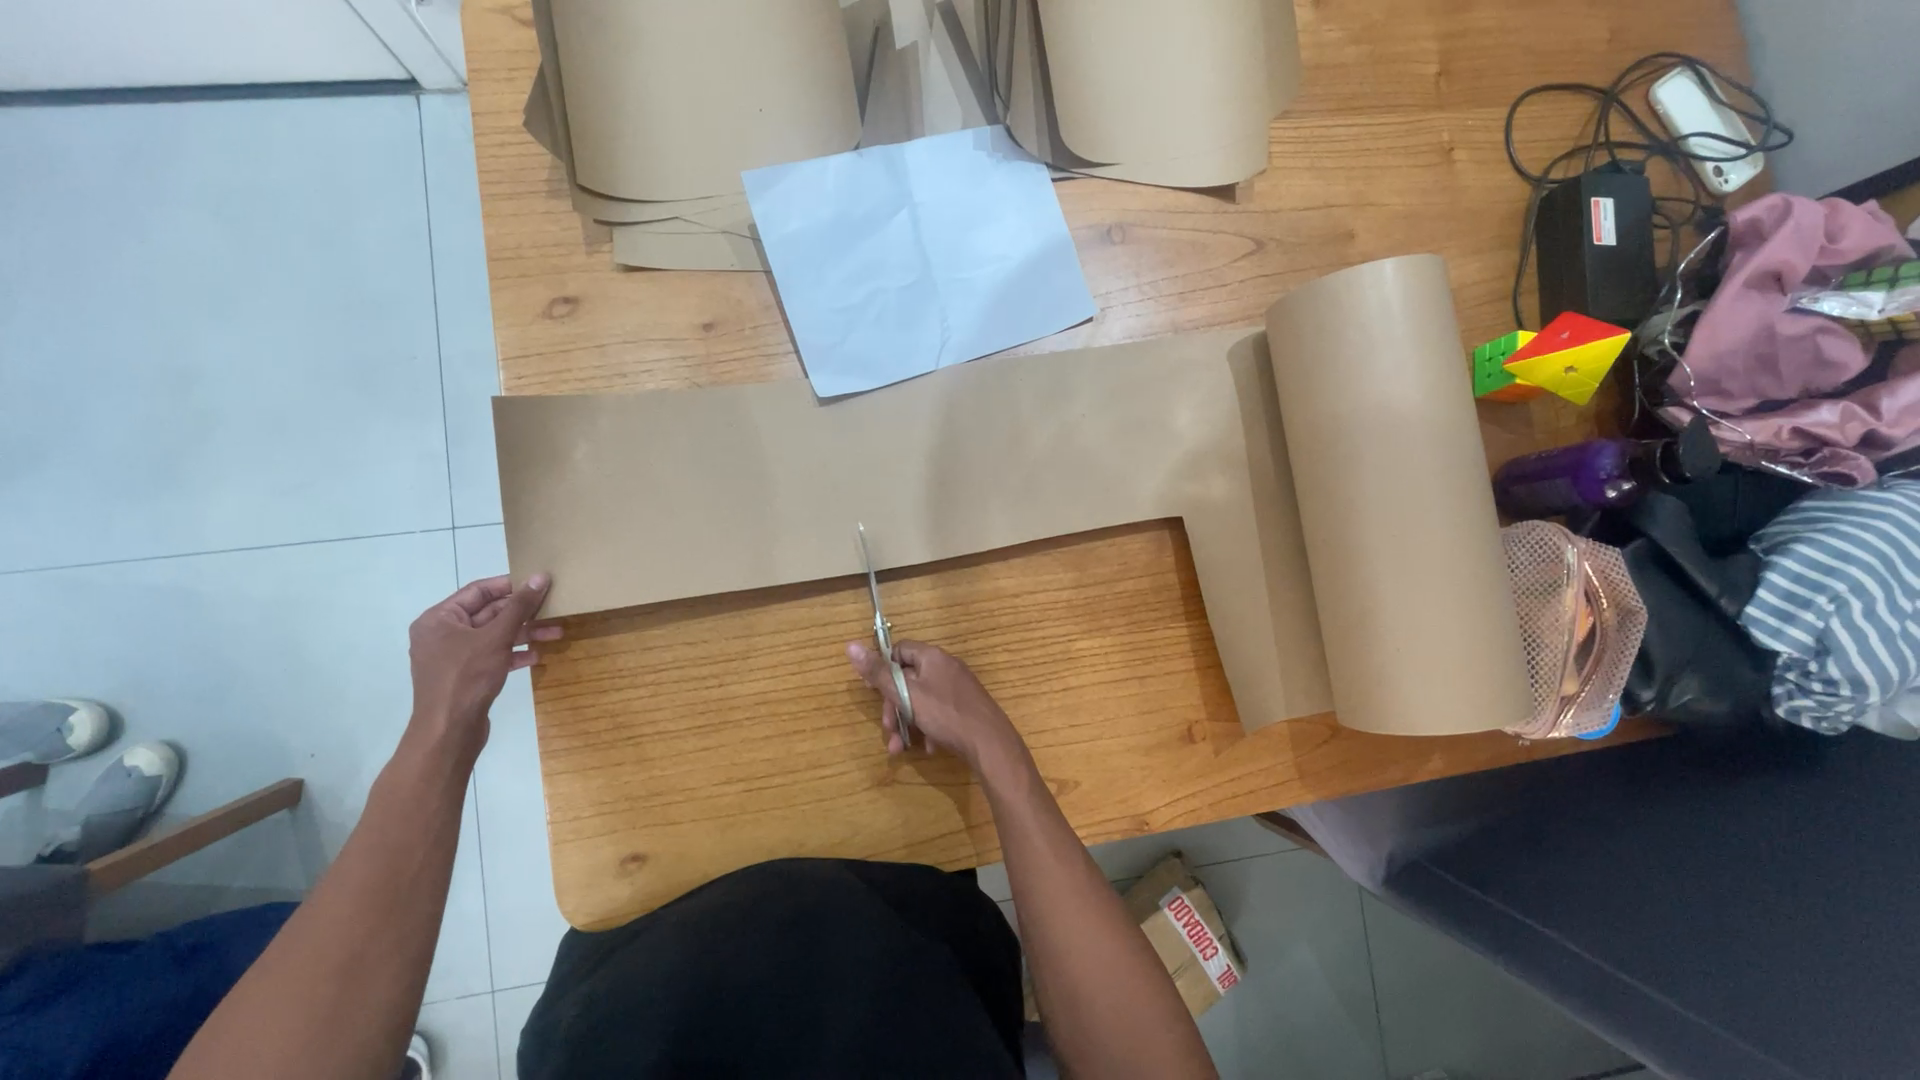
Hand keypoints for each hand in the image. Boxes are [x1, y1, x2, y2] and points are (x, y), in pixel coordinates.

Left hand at [408, 574, 560, 754]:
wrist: (448, 730)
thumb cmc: (467, 677)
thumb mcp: (496, 638)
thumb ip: (519, 607)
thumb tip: (540, 577)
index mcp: (439, 619)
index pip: (479, 591)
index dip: (511, 585)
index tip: (540, 584)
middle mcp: (442, 634)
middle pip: (488, 614)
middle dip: (523, 614)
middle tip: (554, 610)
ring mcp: (452, 657)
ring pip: (494, 636)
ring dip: (524, 634)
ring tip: (556, 634)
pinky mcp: (464, 676)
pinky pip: (492, 656)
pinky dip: (513, 654)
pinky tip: (536, 657)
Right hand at [847, 639, 1025, 770]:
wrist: (989, 743)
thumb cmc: (945, 714)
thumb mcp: (906, 694)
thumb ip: (878, 673)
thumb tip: (849, 645)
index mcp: (932, 657)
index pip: (899, 650)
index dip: (882, 668)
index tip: (872, 690)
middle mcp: (946, 667)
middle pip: (908, 680)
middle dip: (893, 707)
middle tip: (888, 728)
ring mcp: (958, 688)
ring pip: (921, 701)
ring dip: (907, 723)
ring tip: (900, 748)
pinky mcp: (965, 708)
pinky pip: (939, 713)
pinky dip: (928, 729)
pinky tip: (928, 748)